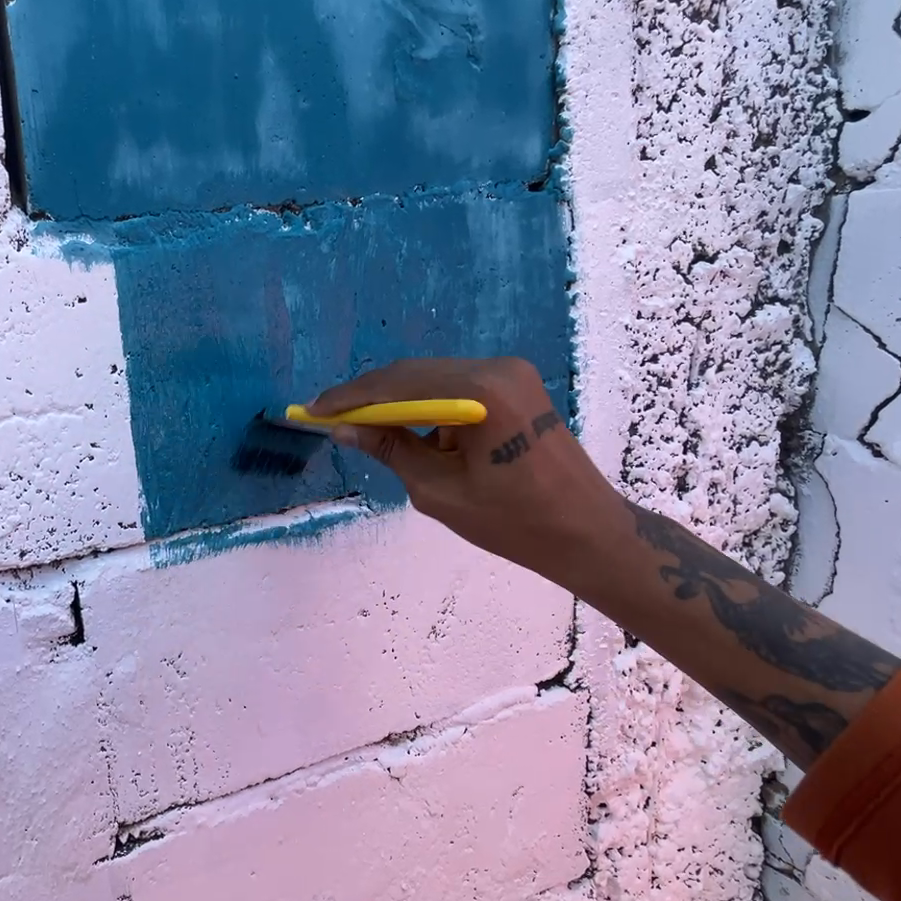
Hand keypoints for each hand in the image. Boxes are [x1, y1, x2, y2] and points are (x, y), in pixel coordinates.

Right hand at [308, 357, 626, 582]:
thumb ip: (390, 449)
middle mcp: (496, 367)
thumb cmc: (515, 522)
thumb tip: (344, 427)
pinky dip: (424, 406)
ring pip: (431, 379)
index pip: (399, 385)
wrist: (589, 533)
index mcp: (482, 390)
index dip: (350, 397)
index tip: (312, 410)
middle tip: (327, 415)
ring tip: (359, 424)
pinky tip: (402, 428)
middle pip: (413, 374)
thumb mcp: (439, 490)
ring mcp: (511, 373)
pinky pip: (454, 387)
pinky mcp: (516, 385)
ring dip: (395, 401)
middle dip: (368, 395)